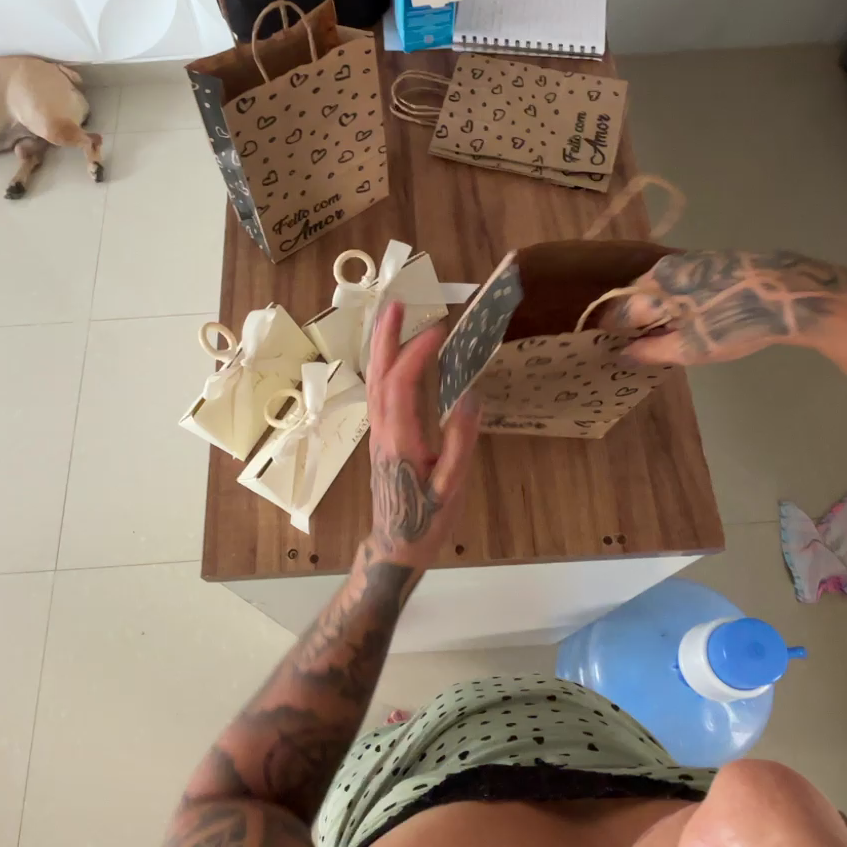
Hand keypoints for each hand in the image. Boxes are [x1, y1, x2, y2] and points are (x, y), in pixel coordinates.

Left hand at [363, 301, 480, 566]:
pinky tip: (398, 358)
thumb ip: (461, 442)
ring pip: (375, 381)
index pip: (402, 385)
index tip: (439, 330)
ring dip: (384, 347)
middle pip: (379, 374)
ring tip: (396, 318)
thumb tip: (471, 396)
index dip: (417, 354)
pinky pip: (380, 392)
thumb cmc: (427, 520)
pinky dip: (388, 366)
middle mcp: (383, 430)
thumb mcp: (452, 486)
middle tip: (398, 302)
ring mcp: (379, 432)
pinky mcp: (382, 437)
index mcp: (400, 439)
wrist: (396, 544)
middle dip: (387, 336)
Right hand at [602, 250, 846, 365]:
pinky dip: (676, 305)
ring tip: (674, 340)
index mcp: (651, 288)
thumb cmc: (736, 324)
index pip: (614, 313)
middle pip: (634, 300)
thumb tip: (622, 355)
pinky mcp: (709, 262)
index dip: (612, 336)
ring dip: (657, 316)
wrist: (793, 294)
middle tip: (648, 352)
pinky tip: (696, 321)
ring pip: (656, 292)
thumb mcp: (691, 348)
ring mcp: (687, 262)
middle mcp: (662, 269)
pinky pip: (677, 285)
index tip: (618, 354)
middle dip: (635, 326)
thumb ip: (650, 352)